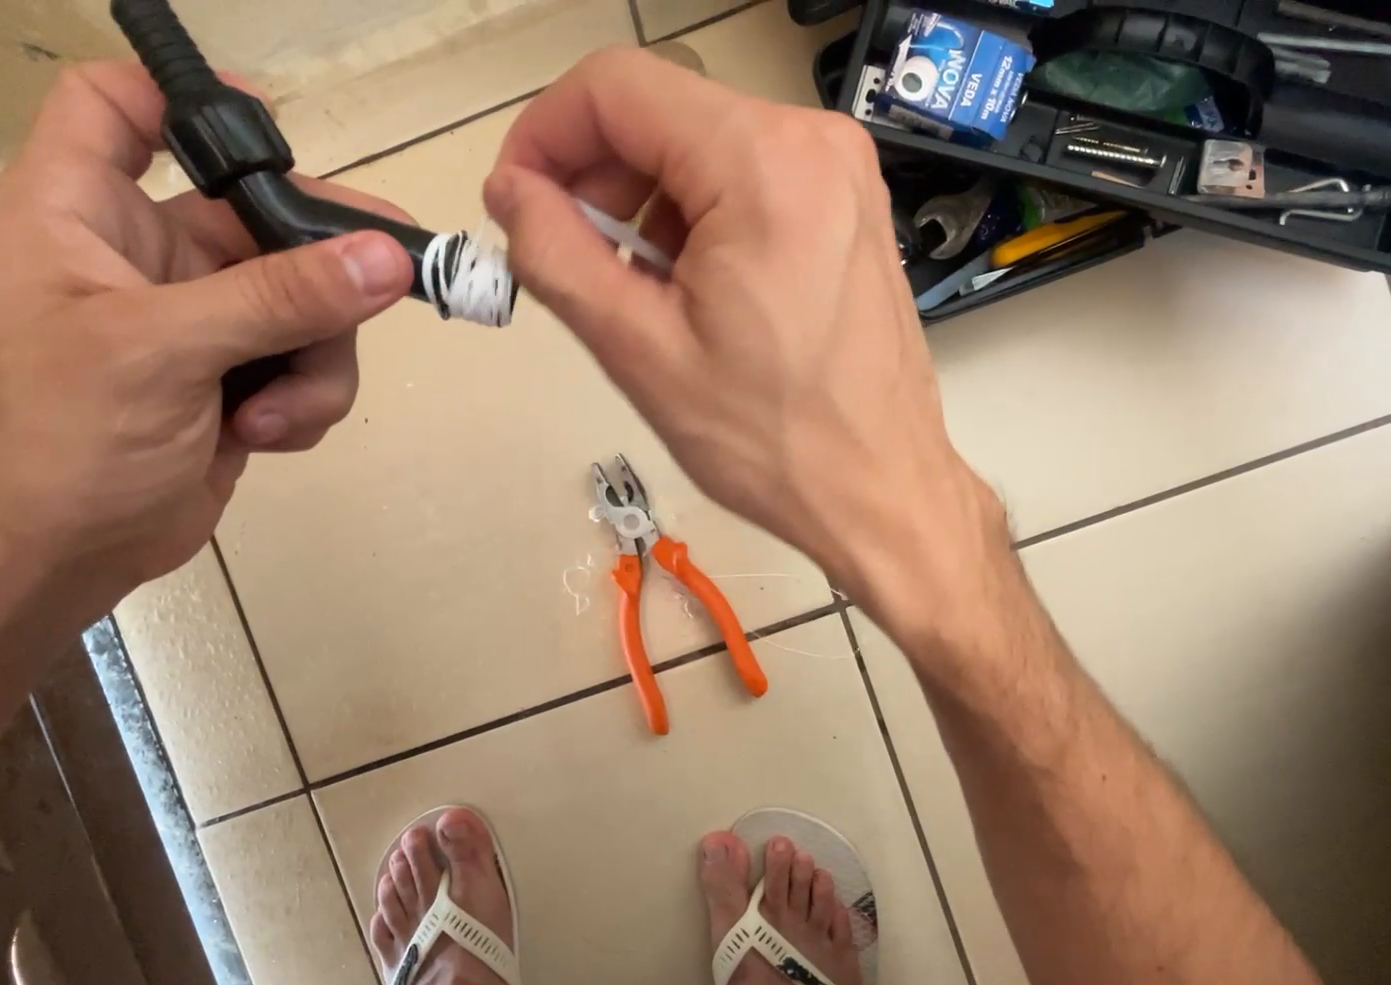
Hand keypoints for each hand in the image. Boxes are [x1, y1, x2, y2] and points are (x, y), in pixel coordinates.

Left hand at [0, 62, 414, 619]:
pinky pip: (310, 365)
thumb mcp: (166, 353)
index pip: (120, 108)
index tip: (282, 143)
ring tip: (274, 414)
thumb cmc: (65, 442)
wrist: (60, 560)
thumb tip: (388, 258)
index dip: (194, 106)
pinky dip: (305, 402)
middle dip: (322, 268)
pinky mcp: (241, 378)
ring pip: (308, 307)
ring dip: (315, 363)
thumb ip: (279, 299)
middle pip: (262, 220)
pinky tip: (265, 435)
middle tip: (390, 281)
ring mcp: (204, 322)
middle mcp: (148, 257)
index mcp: (83, 214)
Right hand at [485, 47, 1000, 620]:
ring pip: (705, 148)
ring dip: (648, 206)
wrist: (880, 491)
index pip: (617, 87)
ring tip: (644, 296)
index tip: (515, 202)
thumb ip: (556, 256)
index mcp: (764, 164)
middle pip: (664, 114)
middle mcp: (816, 143)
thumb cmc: (770, 440)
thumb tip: (511, 193)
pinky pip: (751, 182)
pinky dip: (701, 220)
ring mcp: (844, 175)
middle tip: (576, 264)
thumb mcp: (641, 351)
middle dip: (598, 179)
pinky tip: (696, 293)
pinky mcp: (852, 210)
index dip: (544, 134)